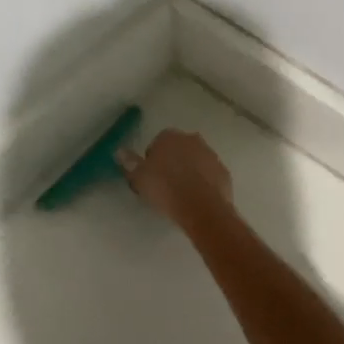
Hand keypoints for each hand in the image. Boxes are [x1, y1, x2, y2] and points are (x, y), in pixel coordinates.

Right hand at [117, 129, 233, 227]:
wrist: (201, 206)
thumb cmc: (165, 189)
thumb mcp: (139, 178)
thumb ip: (129, 163)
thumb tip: (120, 151)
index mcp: (170, 137)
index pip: (157, 143)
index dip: (152, 160)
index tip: (149, 177)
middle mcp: (192, 139)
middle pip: (178, 149)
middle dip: (172, 162)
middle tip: (164, 185)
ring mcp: (210, 154)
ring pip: (195, 160)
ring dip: (189, 171)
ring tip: (180, 194)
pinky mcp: (223, 171)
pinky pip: (209, 174)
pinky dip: (203, 182)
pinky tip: (196, 198)